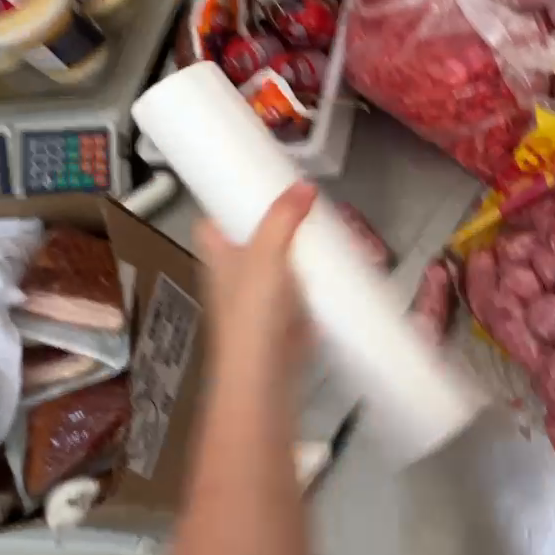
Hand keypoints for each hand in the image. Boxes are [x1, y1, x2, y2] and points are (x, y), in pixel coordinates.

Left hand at [195, 183, 317, 374]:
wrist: (265, 370)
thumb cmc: (251, 311)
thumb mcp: (265, 253)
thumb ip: (283, 217)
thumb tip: (305, 185)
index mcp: (219, 254)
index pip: (212, 222)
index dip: (227, 203)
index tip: (255, 185)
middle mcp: (237, 271)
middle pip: (256, 235)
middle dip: (283, 220)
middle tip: (310, 203)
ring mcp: (263, 293)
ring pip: (285, 258)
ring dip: (307, 245)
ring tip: (334, 227)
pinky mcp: (289, 310)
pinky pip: (306, 282)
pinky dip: (322, 272)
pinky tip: (342, 261)